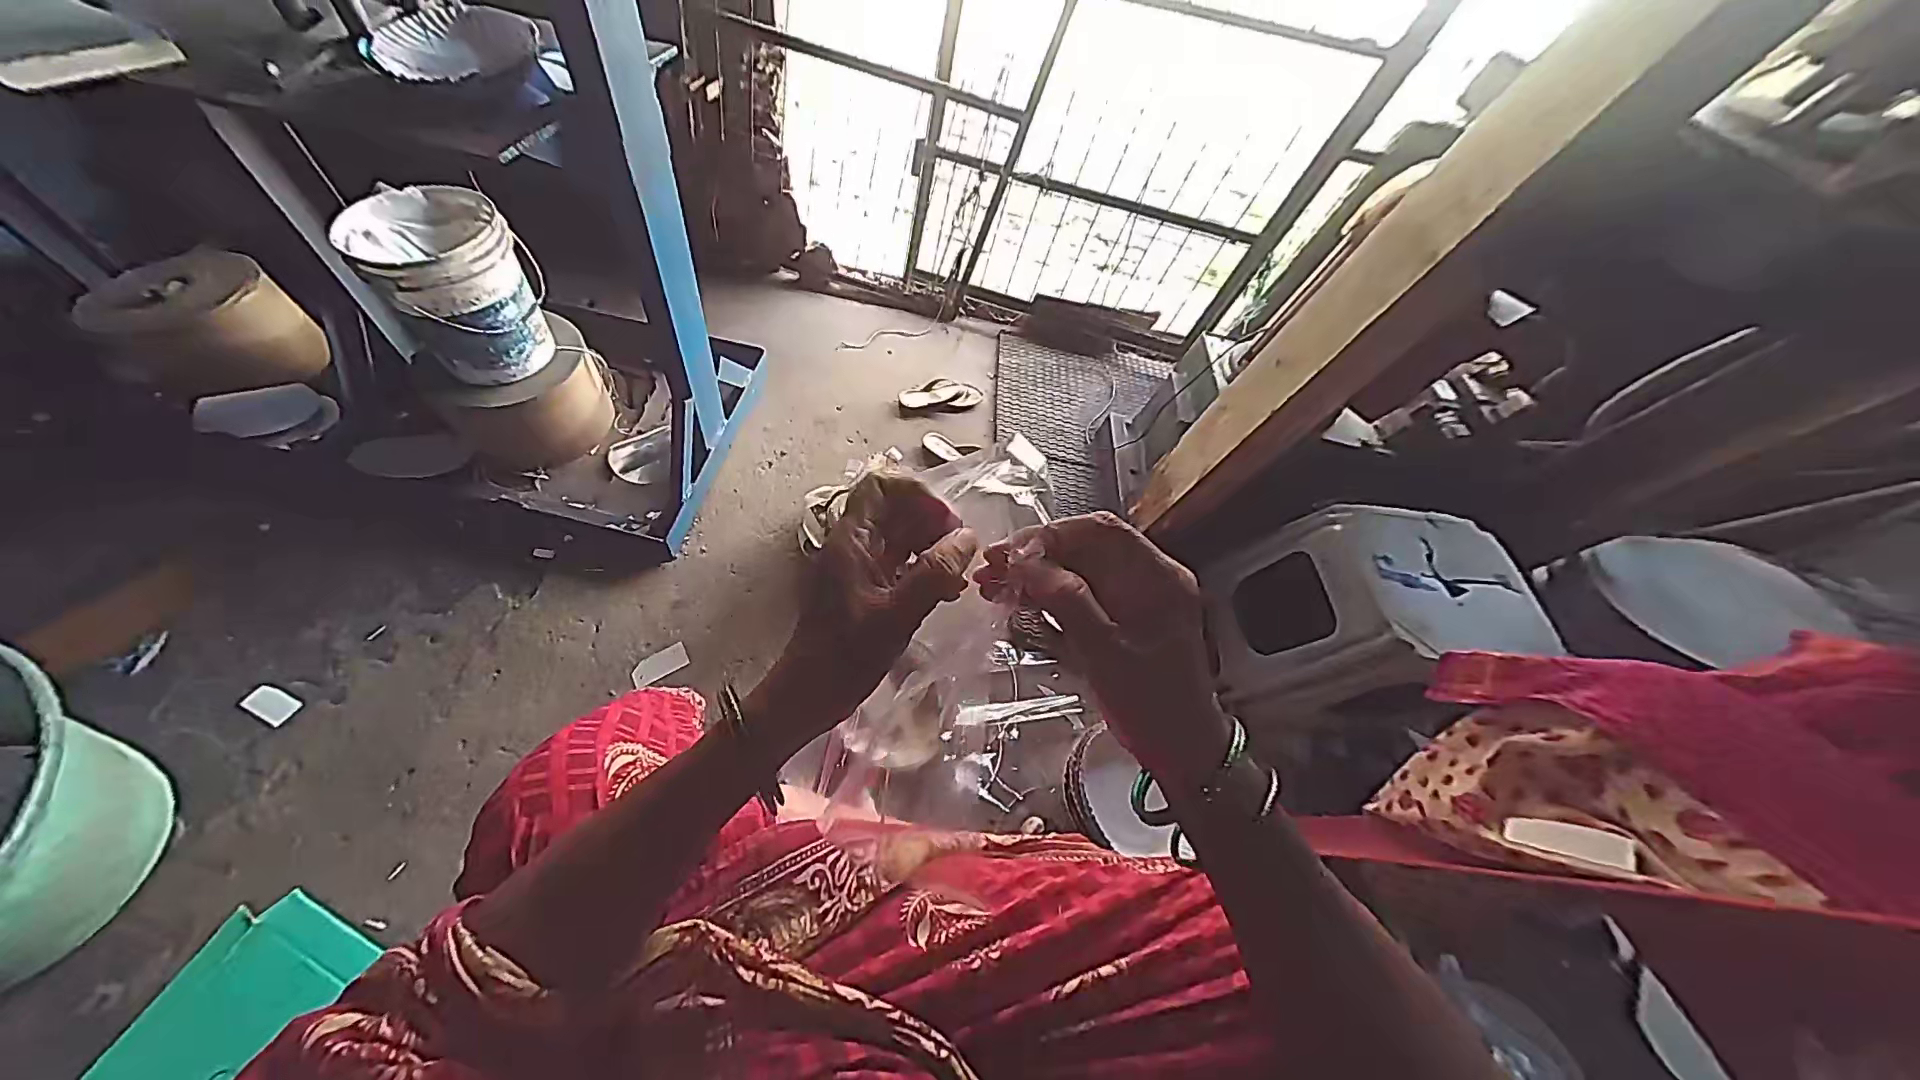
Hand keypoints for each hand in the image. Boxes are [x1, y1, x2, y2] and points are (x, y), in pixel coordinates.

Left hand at [757, 470, 977, 753]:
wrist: (810, 694)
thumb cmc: (845, 656)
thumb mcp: (896, 615)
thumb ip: (933, 574)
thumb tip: (967, 539)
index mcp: (851, 540)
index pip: (882, 486)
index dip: (918, 493)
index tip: (946, 523)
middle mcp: (855, 544)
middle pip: (897, 508)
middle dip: (934, 522)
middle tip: (961, 551)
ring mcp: (861, 565)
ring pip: (903, 535)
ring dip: (935, 546)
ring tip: (958, 575)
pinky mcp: (869, 586)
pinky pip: (902, 561)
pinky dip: (927, 568)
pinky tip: (947, 591)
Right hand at [975, 512, 1229, 786]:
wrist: (1181, 747)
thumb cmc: (1153, 704)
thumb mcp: (1107, 652)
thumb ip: (1069, 601)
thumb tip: (1026, 562)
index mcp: (1157, 577)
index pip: (1100, 532)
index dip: (1051, 536)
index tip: (1012, 553)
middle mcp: (1147, 577)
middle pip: (1085, 547)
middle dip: (1035, 554)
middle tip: (992, 567)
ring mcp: (1132, 597)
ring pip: (1076, 569)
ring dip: (1035, 573)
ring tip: (993, 584)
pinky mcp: (1119, 617)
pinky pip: (1079, 593)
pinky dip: (1046, 594)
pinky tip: (1017, 600)